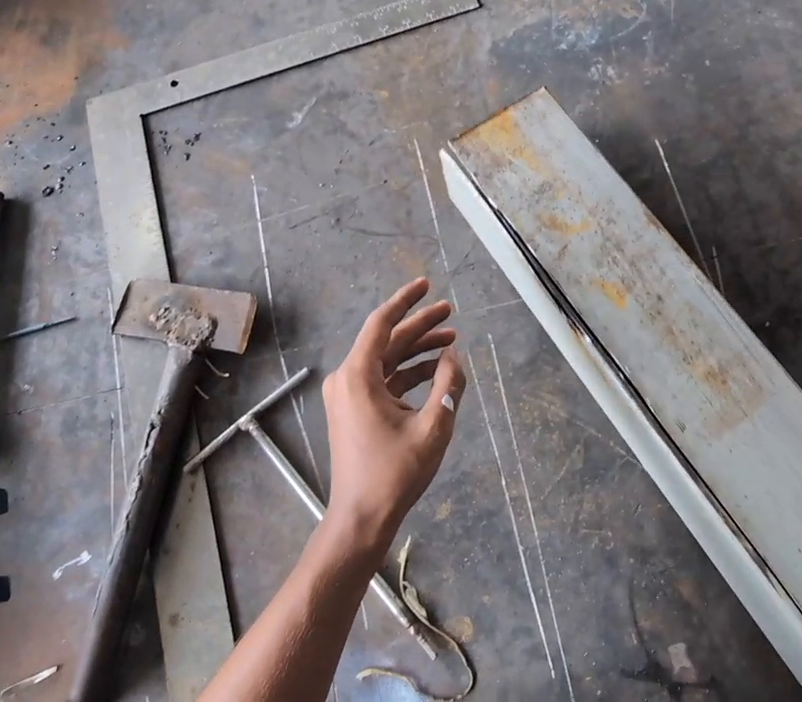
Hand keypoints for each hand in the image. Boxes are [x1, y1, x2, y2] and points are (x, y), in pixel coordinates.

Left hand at [320, 277, 465, 542]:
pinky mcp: (353, 411)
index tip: (426, 284)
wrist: (362, 516)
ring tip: (451, 340)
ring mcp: (348, 395)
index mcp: (357, 375)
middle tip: (450, 311)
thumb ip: (447, 386)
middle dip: (419, 325)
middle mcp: (347, 379)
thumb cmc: (395, 472)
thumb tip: (454, 358)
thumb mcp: (433, 427)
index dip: (406, 301)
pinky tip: (436, 372)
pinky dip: (408, 373)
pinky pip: (383, 380)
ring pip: (386, 360)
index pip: (381, 323)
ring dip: (416, 350)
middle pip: (386, 340)